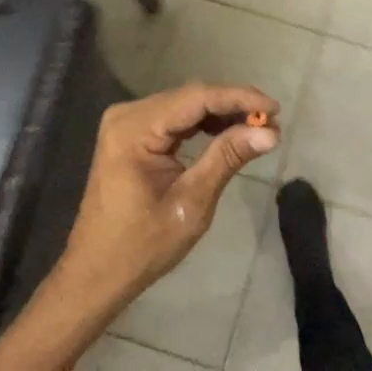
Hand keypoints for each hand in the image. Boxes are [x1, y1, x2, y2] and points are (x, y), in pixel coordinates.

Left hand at [57, 82, 280, 300]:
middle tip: (271, 124)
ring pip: (185, 105)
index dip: (239, 98)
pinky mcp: (131, 134)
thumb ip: (227, 158)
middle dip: (233, 106)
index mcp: (134, 129)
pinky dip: (203, 124)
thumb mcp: (191, 204)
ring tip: (257, 129)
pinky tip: (228, 133)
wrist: (95, 274)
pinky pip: (175, 118)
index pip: (196, 97)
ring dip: (221, 114)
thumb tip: (270, 133)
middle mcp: (128, 114)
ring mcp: (127, 122)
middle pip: (191, 97)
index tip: (275, 109)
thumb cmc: (141, 246)